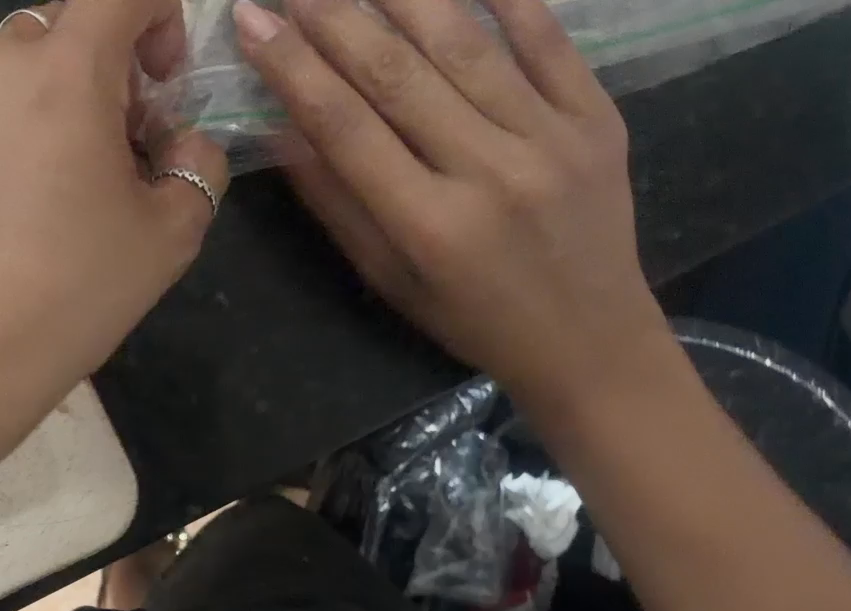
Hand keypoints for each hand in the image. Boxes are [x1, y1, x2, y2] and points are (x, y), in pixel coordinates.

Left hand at [0, 0, 228, 464]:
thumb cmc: (75, 292)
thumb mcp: (170, 237)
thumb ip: (198, 169)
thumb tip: (185, 146)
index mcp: (65, 69)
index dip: (161, 17)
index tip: (169, 82)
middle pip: (74, 28)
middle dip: (119, 74)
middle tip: (137, 154)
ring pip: (30, 69)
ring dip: (72, 103)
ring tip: (85, 190)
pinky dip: (30, 130)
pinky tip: (36, 209)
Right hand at [232, 0, 673, 403]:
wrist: (586, 338)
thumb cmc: (473, 321)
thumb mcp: (394, 283)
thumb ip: (341, 208)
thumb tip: (285, 132)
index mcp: (430, 228)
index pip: (346, 128)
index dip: (292, 68)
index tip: (253, 19)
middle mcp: (489, 174)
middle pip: (397, 75)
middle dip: (334, 16)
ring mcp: (550, 139)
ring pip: (464, 42)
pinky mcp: (597, 117)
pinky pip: (545, 37)